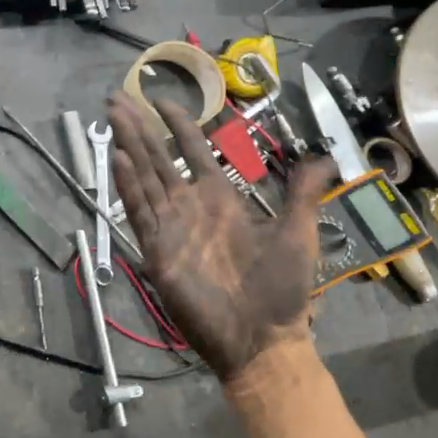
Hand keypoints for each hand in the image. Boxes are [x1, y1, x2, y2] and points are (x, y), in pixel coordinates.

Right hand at [106, 92, 333, 384]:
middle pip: (158, 156)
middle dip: (139, 126)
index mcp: (219, 197)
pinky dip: (128, 184)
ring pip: (144, 175)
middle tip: (117, 97)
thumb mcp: (298, 232)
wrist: (264, 340)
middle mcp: (190, 205)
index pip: (192, 149)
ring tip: (114, 114)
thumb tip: (324, 157)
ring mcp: (171, 225)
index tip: (161, 99)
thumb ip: (304, 192)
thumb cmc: (282, 288)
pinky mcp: (158, 248)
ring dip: (128, 144)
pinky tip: (118, 158)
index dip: (177, 123)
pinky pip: (139, 210)